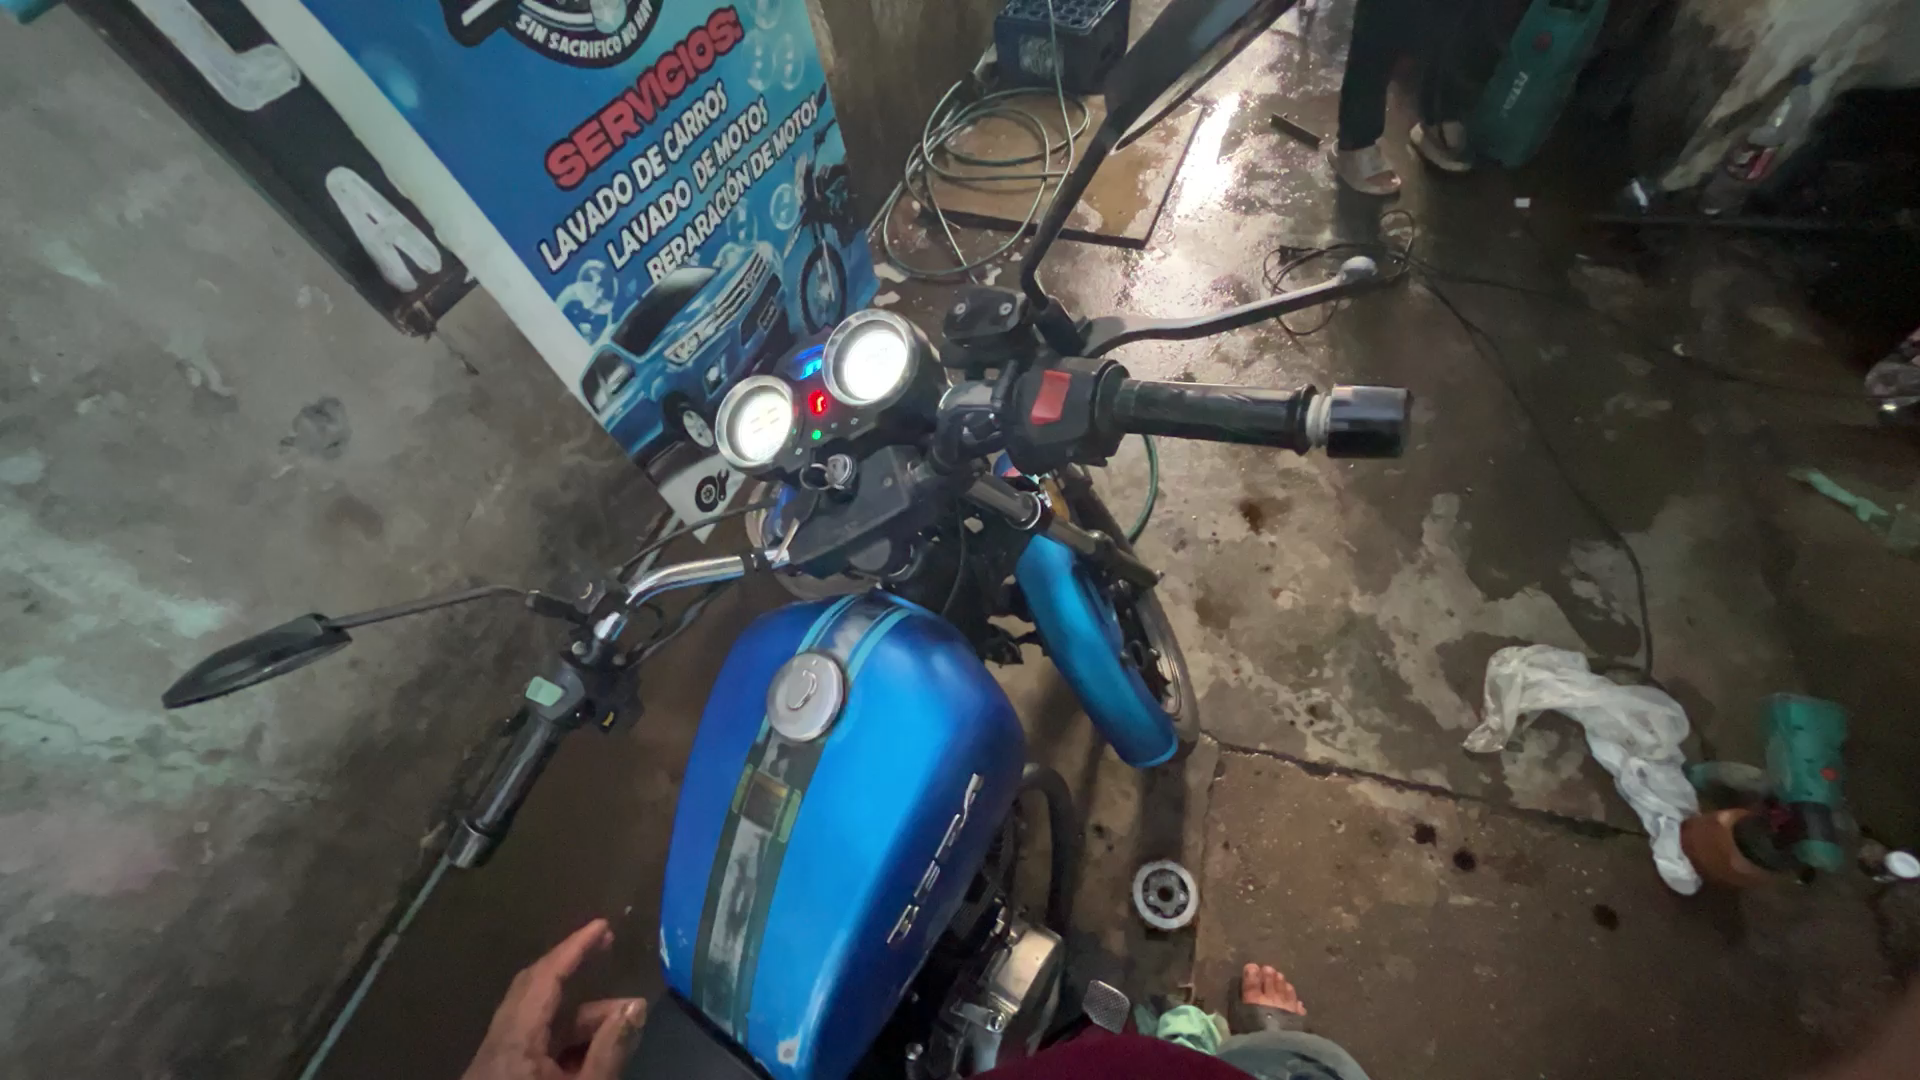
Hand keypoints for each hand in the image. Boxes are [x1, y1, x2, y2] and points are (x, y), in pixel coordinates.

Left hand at [459, 919, 646, 1079]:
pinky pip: (531, 1051)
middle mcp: (494, 1052)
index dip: (574, 949)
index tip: (604, 926)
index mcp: (512, 1046)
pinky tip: (593, 1056)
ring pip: (534, 1026)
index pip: (544, 979)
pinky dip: (563, 1043)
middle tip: (606, 947)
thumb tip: (635, 1004)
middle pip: (532, 994)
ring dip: (577, 1017)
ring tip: (620, 1023)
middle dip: (571, 970)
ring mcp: (492, 1073)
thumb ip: (610, 1049)